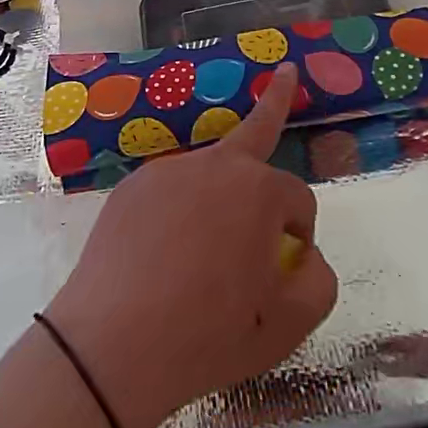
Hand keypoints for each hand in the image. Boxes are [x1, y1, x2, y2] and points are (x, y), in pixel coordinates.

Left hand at [46, 64, 338, 427]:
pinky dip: (179, 211)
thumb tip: (303, 255)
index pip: (300, 199)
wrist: (109, 353)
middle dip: (277, 101)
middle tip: (287, 74)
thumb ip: (318, 280)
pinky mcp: (130, 189)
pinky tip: (164, 251)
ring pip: (210, 175)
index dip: (302, 233)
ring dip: (222, 193)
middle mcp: (214, 166)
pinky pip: (170, 193)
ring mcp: (166, 172)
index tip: (290, 264)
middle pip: (256, 132)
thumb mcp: (289, 325)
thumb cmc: (208, 337)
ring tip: (208, 242)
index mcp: (260, 190)